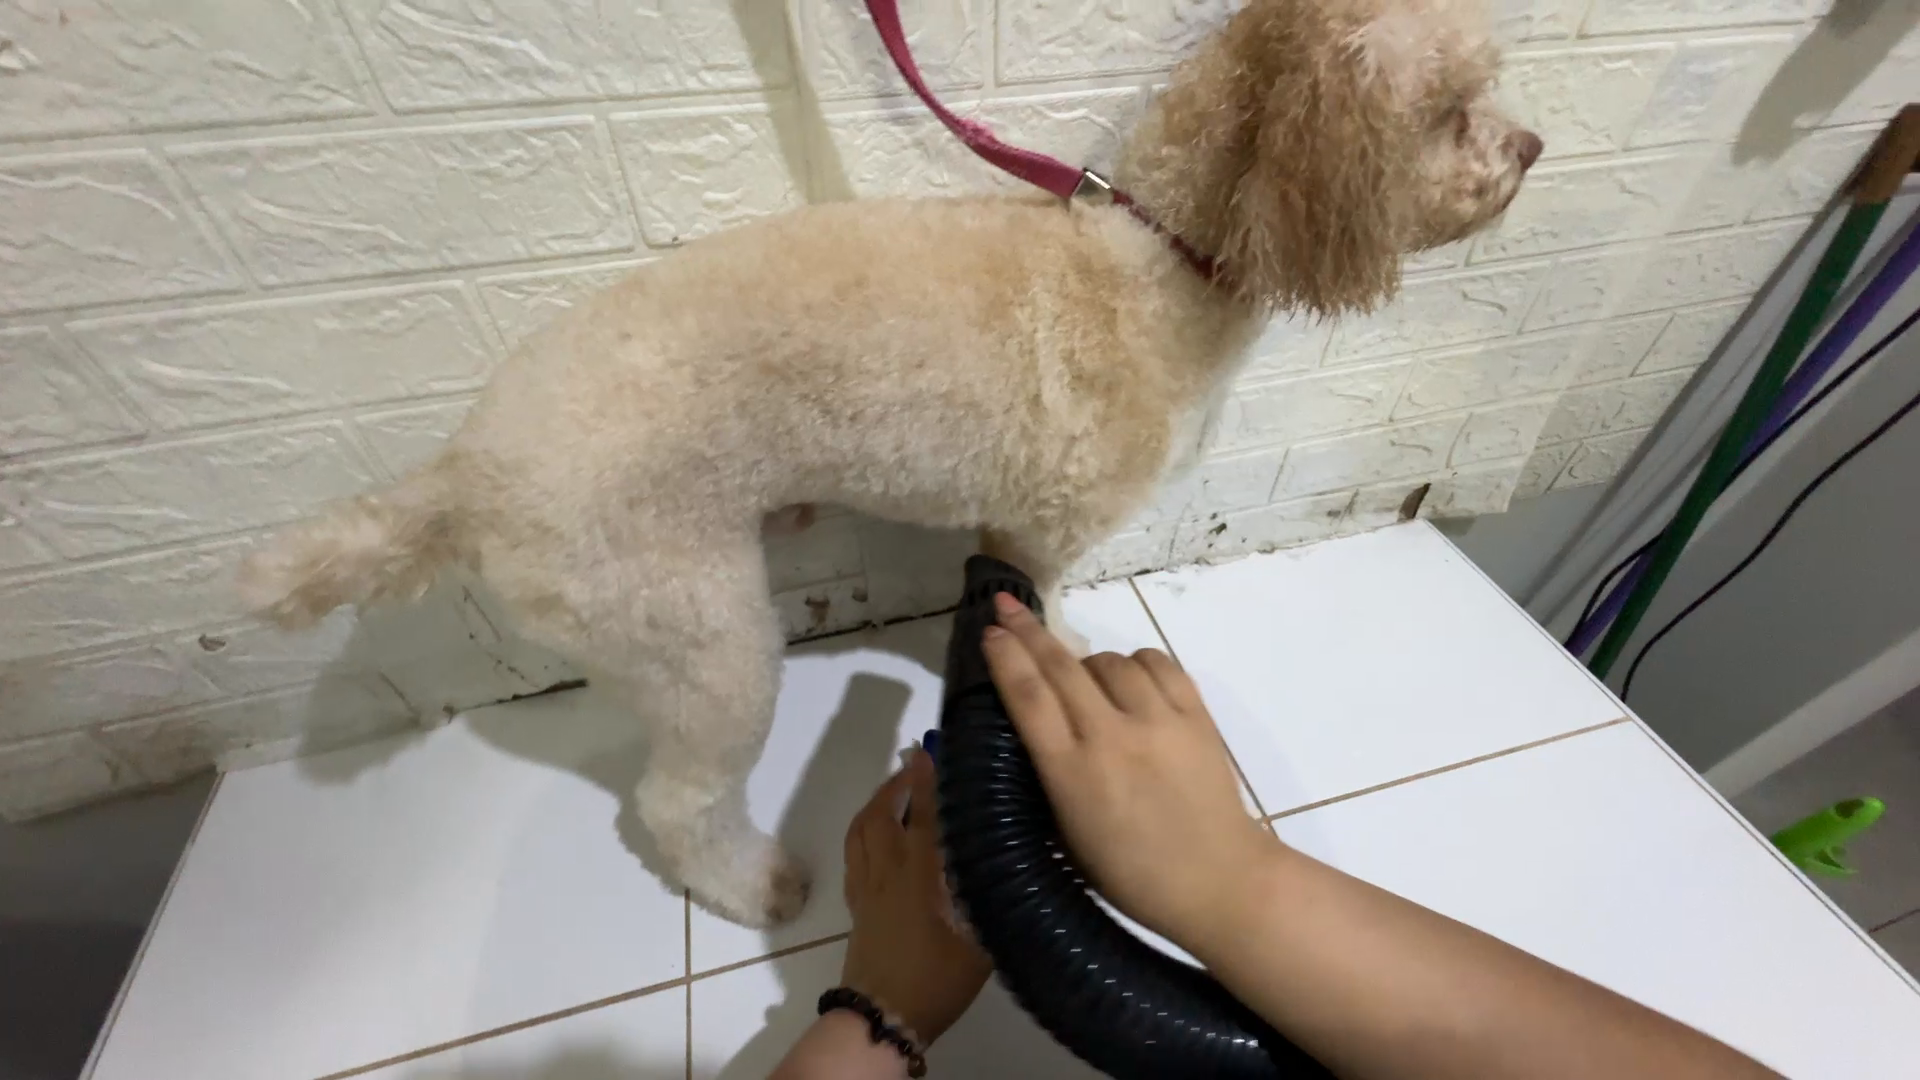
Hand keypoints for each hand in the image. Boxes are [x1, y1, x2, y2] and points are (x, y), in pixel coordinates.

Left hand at [841, 750, 991, 1044]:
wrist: (883, 1016)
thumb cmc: (938, 978)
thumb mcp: (981, 941)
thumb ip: (992, 898)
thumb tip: (1010, 864)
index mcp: (922, 874)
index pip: (924, 814)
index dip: (926, 780)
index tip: (930, 751)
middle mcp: (889, 869)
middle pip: (882, 812)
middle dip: (897, 782)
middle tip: (915, 764)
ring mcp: (866, 883)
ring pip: (861, 828)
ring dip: (876, 800)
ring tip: (893, 788)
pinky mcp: (854, 900)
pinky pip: (853, 851)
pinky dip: (862, 828)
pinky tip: (874, 828)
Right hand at [981, 593, 1280, 943]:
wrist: (1218, 881)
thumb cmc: (1130, 872)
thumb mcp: (1067, 833)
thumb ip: (1048, 773)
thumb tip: (1032, 721)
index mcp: (1072, 774)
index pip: (1029, 698)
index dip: (1005, 658)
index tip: (989, 630)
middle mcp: (1111, 738)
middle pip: (1061, 667)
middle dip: (1027, 630)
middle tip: (1007, 604)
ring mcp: (1158, 722)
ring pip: (1110, 661)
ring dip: (1089, 663)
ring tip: (1088, 685)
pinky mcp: (1196, 715)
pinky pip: (1156, 663)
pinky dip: (1136, 663)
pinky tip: (1130, 679)